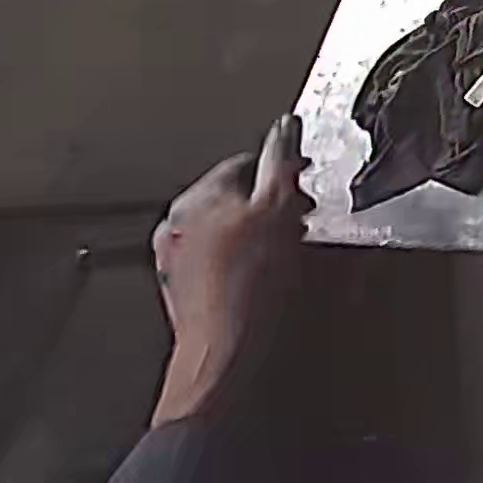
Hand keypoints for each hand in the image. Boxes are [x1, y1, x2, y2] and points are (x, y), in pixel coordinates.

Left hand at [149, 113, 311, 426]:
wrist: (230, 357)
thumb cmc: (254, 282)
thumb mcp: (282, 204)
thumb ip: (283, 158)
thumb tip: (286, 125)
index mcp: (195, 198)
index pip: (247, 161)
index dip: (284, 169)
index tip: (305, 183)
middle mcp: (177, 226)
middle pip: (239, 195)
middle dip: (274, 201)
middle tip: (301, 217)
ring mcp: (178, 262)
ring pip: (233, 227)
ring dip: (262, 230)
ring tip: (288, 249)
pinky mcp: (186, 292)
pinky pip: (224, 258)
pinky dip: (248, 258)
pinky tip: (268, 274)